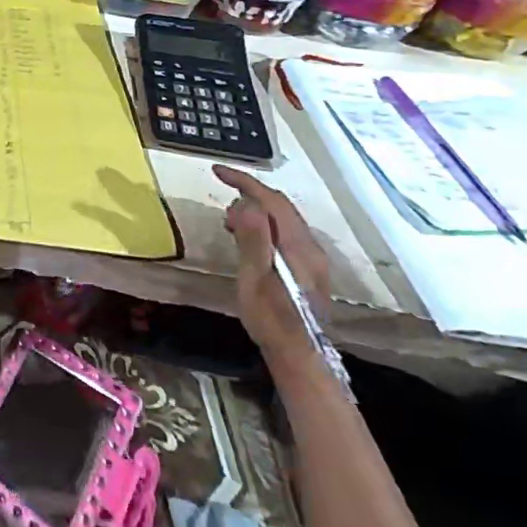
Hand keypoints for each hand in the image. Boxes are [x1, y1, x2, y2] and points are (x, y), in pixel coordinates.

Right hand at [215, 164, 331, 366]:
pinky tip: (246, 238)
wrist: (300, 355)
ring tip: (229, 223)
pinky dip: (262, 225)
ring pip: (282, 219)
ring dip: (255, 211)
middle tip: (220, 199)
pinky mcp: (306, 268)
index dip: (245, 182)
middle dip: (249, 193)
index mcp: (298, 247)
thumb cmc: (271, 318)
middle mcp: (310, 248)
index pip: (273, 202)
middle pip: (281, 207)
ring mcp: (311, 259)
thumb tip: (248, 204)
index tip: (216, 171)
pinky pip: (283, 233)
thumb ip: (254, 241)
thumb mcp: (254, 279)